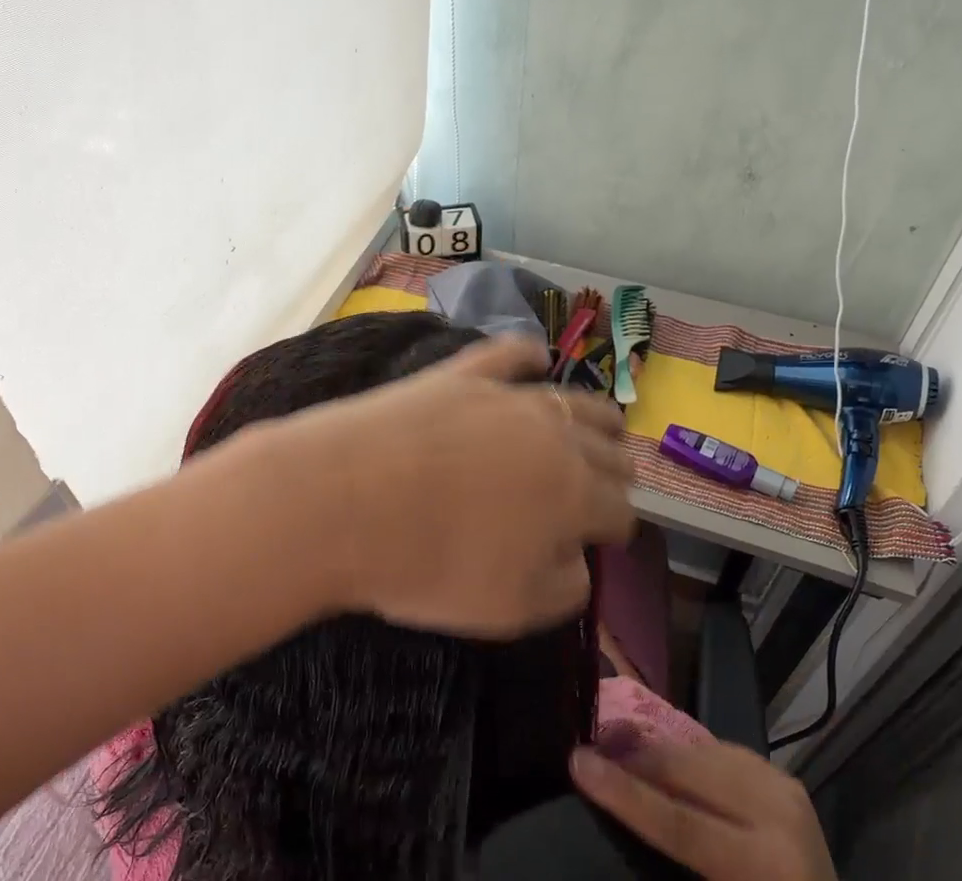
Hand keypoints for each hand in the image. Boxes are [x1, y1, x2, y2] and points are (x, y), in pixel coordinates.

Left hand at [217, 334, 636, 637]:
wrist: (342, 500)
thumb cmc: (428, 564)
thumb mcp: (511, 608)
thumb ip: (565, 587)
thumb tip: (578, 560)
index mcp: (576, 495)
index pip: (619, 511)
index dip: (618, 529)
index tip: (607, 540)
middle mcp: (557, 437)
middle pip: (607, 452)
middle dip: (615, 474)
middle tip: (609, 487)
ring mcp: (509, 398)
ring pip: (576, 401)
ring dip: (598, 420)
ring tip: (606, 429)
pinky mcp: (463, 374)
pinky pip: (510, 353)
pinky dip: (530, 355)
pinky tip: (538, 358)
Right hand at [570, 741, 837, 880]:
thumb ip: (668, 856)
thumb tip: (616, 813)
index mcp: (761, 863)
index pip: (679, 822)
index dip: (624, 792)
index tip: (578, 762)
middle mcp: (779, 818)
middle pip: (690, 771)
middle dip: (634, 761)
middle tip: (589, 755)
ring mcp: (787, 791)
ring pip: (704, 752)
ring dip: (659, 754)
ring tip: (620, 759)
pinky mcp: (787, 779)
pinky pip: (724, 753)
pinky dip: (690, 756)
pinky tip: (665, 764)